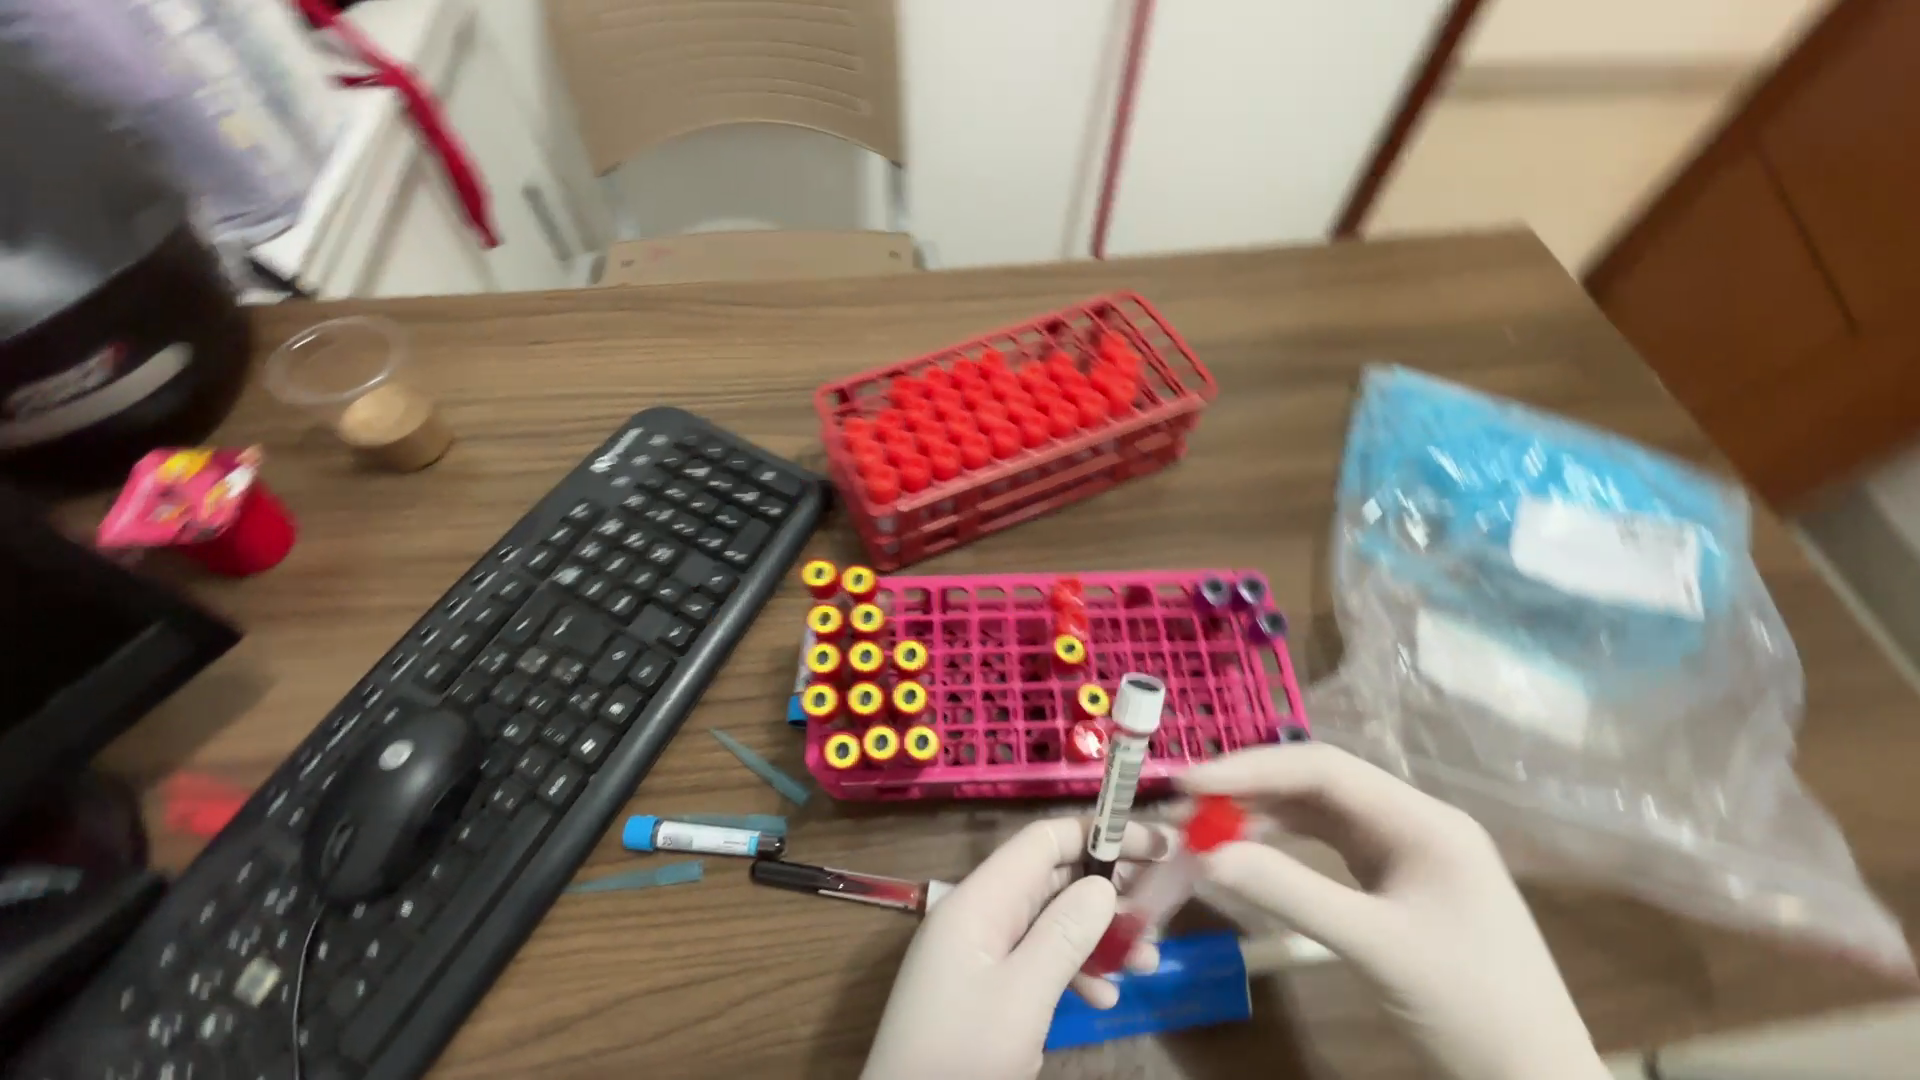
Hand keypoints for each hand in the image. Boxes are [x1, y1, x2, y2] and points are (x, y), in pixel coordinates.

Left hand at [862, 817, 1164, 1079]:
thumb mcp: (1021, 996)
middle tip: (1159, 913)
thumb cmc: (962, 1053)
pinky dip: (1074, 970)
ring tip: (1147, 962)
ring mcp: (980, 952)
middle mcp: (979, 915)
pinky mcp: (984, 987)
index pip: (1042, 841)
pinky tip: (1104, 997)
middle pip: (1051, 879)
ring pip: (1049, 923)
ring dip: (1099, 937)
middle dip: (1107, 891)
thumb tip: (1103, 884)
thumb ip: (1064, 935)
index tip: (1155, 845)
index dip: (1099, 834)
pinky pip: (1036, 960)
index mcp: (979, 900)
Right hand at [1183, 743, 1609, 1079]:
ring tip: (1203, 826)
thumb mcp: (1374, 947)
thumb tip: (1203, 855)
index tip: (1190, 782)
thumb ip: (1289, 893)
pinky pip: (1325, 843)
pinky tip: (1245, 849)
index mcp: (1423, 820)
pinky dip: (1281, 843)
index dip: (1251, 768)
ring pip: (1317, 811)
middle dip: (1249, 789)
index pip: (1324, 769)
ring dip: (1260, 814)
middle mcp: (1412, 820)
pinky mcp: (1392, 877)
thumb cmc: (1469, 1007)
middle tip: (1186, 806)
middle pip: (1317, 783)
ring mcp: (1402, 848)